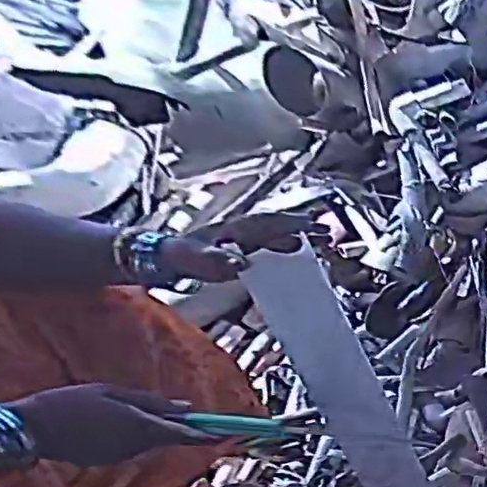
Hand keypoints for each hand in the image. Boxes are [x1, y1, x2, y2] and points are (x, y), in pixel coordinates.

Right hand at [6, 384, 216, 466]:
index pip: (188, 434)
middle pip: (170, 436)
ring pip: (150, 441)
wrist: (21, 430)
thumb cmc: (67, 405)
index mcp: (143, 426)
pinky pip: (130, 446)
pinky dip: (130, 436)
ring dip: (149, 429)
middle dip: (177, 426)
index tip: (232, 435)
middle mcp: (138, 445)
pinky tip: (106, 425)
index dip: (212, 434)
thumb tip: (188, 408)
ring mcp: (123, 455)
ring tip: (119, 413)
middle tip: (177, 414)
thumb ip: (152, 402)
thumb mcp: (111, 393)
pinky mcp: (108, 460)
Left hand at [161, 214, 325, 281]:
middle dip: (302, 227)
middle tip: (327, 233)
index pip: (268, 223)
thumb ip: (215, 260)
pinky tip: (293, 250)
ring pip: (274, 232)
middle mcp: (239, 230)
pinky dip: (285, 243)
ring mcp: (239, 238)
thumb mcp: (194, 259)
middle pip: (276, 225)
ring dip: (297, 235)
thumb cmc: (177, 258)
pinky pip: (268, 242)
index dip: (293, 225)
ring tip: (318, 240)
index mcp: (233, 229)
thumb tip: (240, 263)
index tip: (315, 227)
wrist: (159, 258)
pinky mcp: (238, 248)